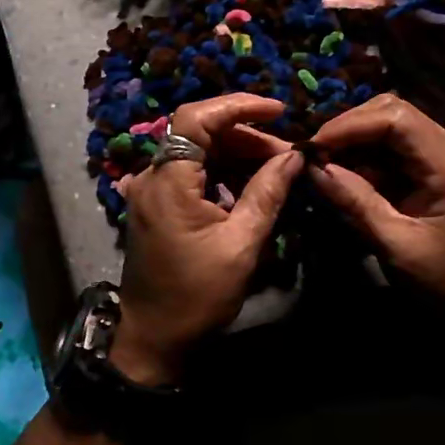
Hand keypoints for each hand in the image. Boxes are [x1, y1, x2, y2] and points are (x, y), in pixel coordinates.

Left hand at [115, 94, 303, 384]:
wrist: (154, 338)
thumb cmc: (197, 295)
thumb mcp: (241, 244)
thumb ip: (267, 193)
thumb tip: (295, 156)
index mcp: (168, 181)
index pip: (197, 118)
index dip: (238, 106)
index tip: (278, 112)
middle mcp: (151, 178)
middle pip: (199, 134)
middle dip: (246, 136)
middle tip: (287, 155)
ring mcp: (149, 192)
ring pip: (195, 153)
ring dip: (235, 155)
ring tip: (276, 170)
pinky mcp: (154, 207)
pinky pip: (188, 175)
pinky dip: (219, 173)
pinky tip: (248, 186)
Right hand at [306, 93, 444, 327]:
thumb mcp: (397, 247)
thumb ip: (357, 204)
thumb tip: (313, 169)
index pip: (396, 118)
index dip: (349, 125)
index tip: (314, 148)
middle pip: (394, 113)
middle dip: (349, 128)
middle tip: (315, 156)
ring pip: (393, 127)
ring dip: (356, 141)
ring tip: (324, 165)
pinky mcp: (438, 170)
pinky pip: (397, 149)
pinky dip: (368, 157)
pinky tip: (346, 176)